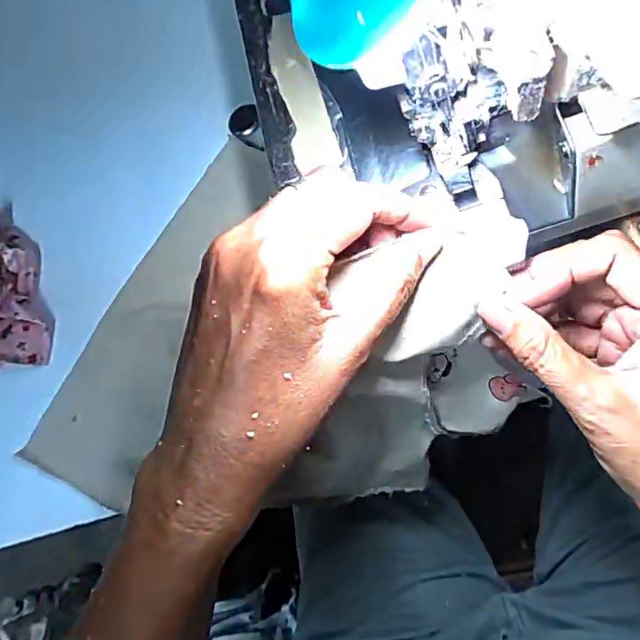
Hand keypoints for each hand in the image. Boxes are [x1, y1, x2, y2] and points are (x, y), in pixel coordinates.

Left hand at [134, 174, 446, 553]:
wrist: (210, 447)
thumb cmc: (279, 411)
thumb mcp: (348, 348)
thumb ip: (390, 283)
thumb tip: (422, 245)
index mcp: (280, 261)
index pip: (351, 201)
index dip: (400, 207)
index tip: (429, 225)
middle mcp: (245, 241)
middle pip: (323, 191)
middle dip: (371, 208)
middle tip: (404, 242)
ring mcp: (225, 249)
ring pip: (297, 202)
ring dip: (340, 215)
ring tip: (373, 252)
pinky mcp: (217, 262)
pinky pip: (272, 223)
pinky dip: (309, 228)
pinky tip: (331, 261)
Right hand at [475, 231, 639, 567]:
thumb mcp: (595, 401)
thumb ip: (542, 351)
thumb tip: (499, 312)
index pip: (613, 257)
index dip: (563, 265)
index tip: (524, 289)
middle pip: (591, 275)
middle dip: (542, 289)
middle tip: (502, 306)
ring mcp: (636, 335)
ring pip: (578, 302)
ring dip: (537, 312)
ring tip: (500, 325)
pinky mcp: (618, 354)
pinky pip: (574, 331)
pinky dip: (544, 336)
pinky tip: (513, 342)